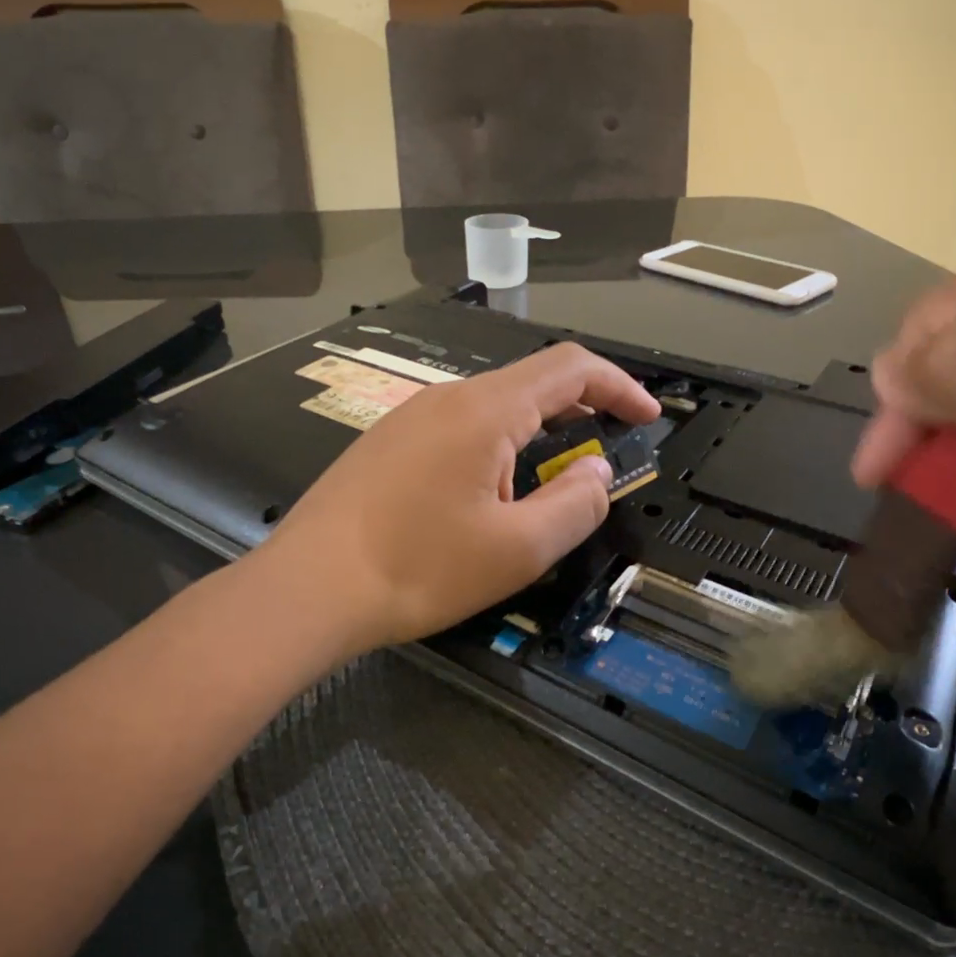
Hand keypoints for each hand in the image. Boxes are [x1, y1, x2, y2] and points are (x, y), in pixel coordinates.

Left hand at [254, 342, 661, 658]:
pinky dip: (496, 449)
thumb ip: (575, 505)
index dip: (619, 386)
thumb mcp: (517, 550)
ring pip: (492, 408)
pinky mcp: (386, 444)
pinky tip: (486, 498)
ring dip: (535, 437)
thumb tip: (596, 471)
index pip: (570, 367)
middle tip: (603, 459)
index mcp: (484, 410)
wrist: (308, 589)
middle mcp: (446, 398)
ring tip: (544, 492)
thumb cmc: (418, 569)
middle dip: (580, 413)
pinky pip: (458, 429)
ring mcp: (409, 418)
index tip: (647, 418)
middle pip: (530, 383)